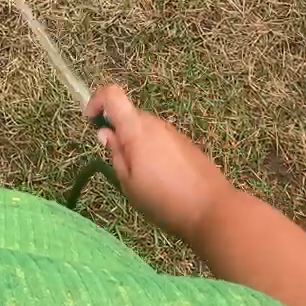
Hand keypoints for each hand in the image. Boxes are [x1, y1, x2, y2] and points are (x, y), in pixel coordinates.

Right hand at [85, 84, 239, 244]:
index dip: (96, 101)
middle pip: (128, 115)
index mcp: (136, 129)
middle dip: (118, 132)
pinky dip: (153, 151)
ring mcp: (173, 132)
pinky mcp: (187, 145)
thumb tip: (105, 132)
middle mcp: (155, 123)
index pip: (112, 94)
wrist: (214, 211)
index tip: (91, 122)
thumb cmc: (164, 201)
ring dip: (136, 144)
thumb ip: (115, 153)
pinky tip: (163, 180)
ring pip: (145, 129)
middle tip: (120, 165)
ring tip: (143, 179)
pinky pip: (161, 139)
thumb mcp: (129, 183)